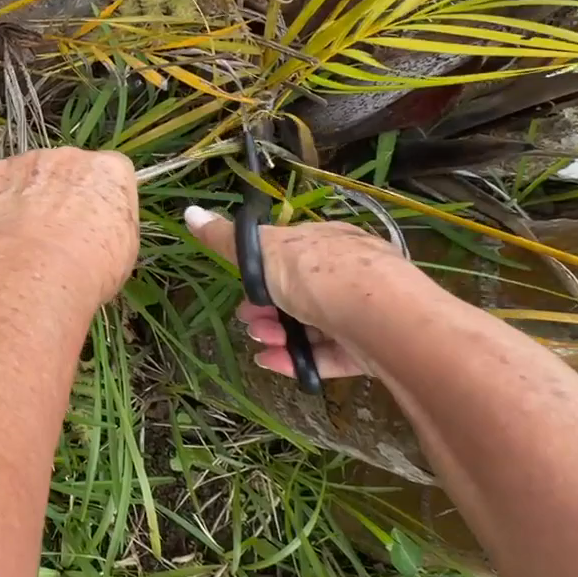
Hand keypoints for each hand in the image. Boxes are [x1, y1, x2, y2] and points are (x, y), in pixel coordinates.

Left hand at [0, 147, 138, 307]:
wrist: (33, 268)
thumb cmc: (89, 265)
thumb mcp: (123, 245)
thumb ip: (113, 216)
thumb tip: (100, 219)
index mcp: (110, 168)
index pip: (109, 173)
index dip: (100, 197)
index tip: (94, 218)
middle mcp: (71, 156)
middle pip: (71, 168)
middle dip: (65, 191)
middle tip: (59, 225)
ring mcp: (30, 160)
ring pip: (35, 172)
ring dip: (33, 192)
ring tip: (29, 229)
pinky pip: (4, 179)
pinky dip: (4, 196)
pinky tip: (7, 224)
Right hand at [183, 207, 420, 379]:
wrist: (387, 321)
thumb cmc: (319, 275)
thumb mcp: (262, 251)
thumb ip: (225, 238)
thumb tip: (190, 212)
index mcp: (329, 242)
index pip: (291, 253)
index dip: (261, 272)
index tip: (240, 289)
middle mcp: (353, 274)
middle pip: (300, 292)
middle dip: (266, 308)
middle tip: (247, 321)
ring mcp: (369, 312)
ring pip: (314, 325)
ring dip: (280, 334)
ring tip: (261, 343)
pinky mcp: (378, 349)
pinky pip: (332, 354)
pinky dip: (302, 360)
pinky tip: (277, 364)